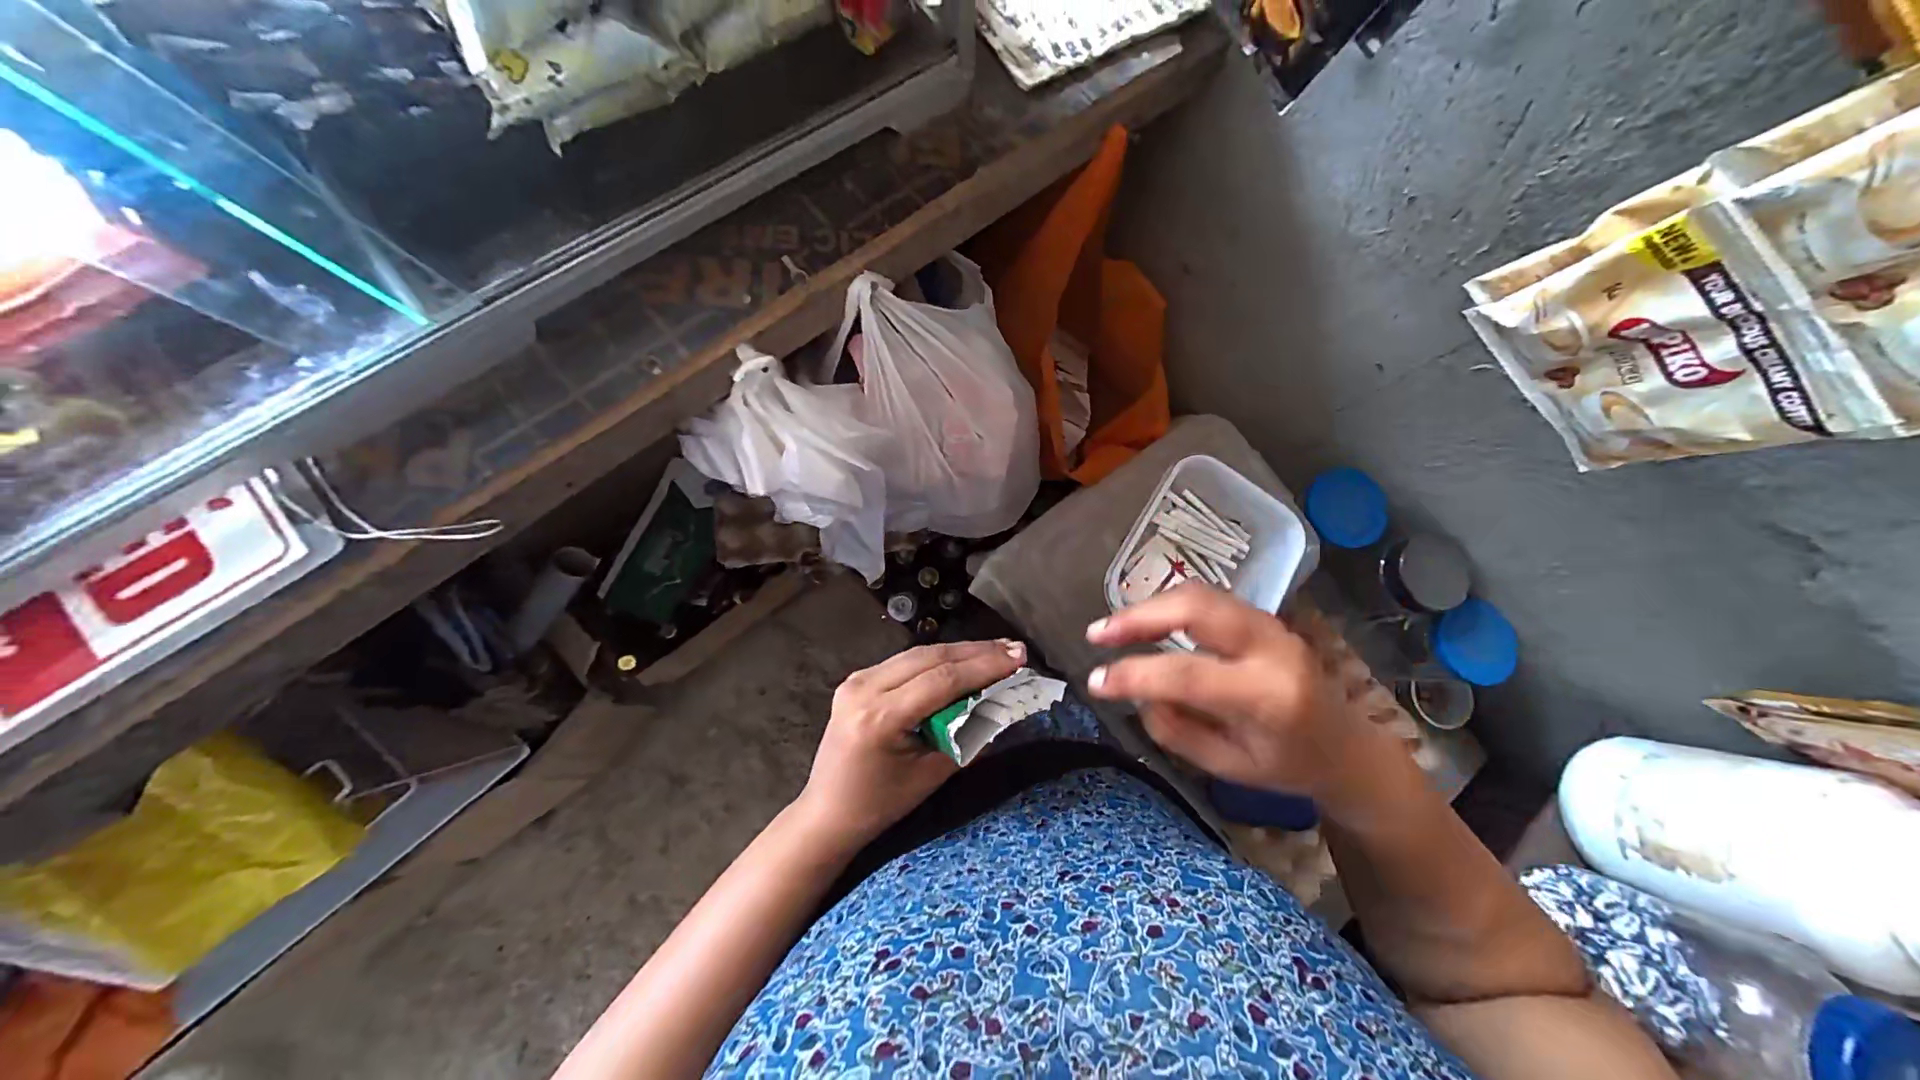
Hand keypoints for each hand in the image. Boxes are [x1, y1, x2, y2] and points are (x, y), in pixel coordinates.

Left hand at [797, 639, 1026, 845]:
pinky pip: (904, 662)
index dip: (984, 666)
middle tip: (1015, 650)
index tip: (1019, 658)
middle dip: (976, 652)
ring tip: (997, 652)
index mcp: (879, 717)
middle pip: (930, 657)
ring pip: (918, 654)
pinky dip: (936, 660)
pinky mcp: (856, 680)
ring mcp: (855, 680)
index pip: (942, 680)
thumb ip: (965, 734)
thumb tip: (1002, 704)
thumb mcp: (931, 774)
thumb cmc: (880, 804)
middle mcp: (863, 688)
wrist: (828, 813)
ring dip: (959, 652)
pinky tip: (962, 661)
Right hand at [1084, 584, 1392, 810]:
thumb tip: (1138, 695)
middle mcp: (1272, 648)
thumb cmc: (1288, 766)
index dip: (1134, 675)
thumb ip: (1178, 732)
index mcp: (1268, 696)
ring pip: (1201, 594)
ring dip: (1151, 606)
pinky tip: (1146, 622)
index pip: (1188, 675)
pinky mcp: (1264, 618)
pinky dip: (1170, 605)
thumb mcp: (1229, 766)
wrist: (1349, 749)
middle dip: (1140, 616)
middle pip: (1197, 608)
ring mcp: (1271, 626)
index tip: (1096, 682)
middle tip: (1098, 634)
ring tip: (1114, 628)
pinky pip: (1210, 599)